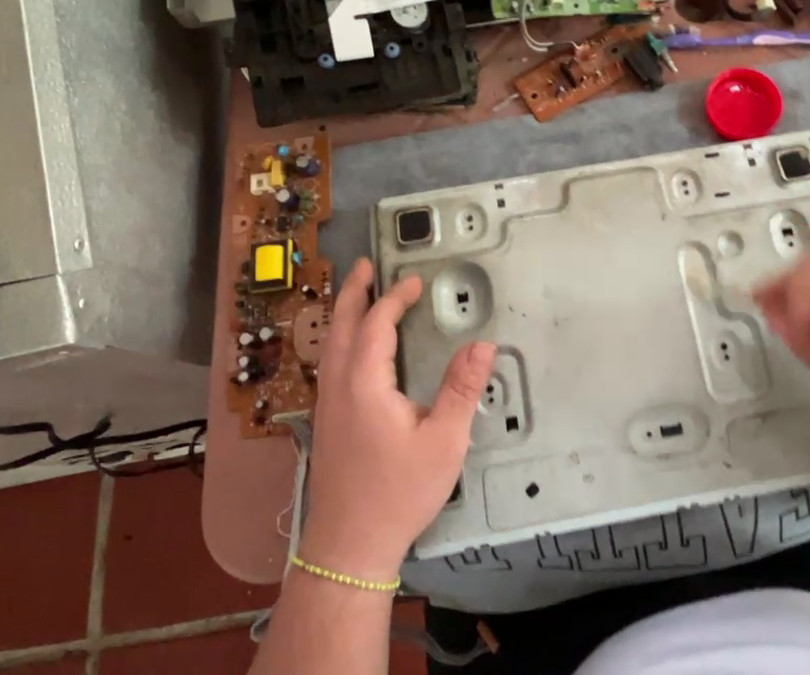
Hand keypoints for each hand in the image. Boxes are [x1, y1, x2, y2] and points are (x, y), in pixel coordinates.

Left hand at [298, 259, 495, 580]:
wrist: (349, 545)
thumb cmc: (398, 492)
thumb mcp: (444, 440)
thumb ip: (462, 388)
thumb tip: (483, 344)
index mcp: (364, 384)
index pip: (376, 325)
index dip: (394, 298)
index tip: (413, 281)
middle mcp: (338, 387)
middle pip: (340, 326)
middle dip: (352, 292)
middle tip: (364, 265)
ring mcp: (326, 406)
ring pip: (329, 345)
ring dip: (342, 313)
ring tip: (356, 294)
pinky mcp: (326, 423)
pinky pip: (329, 363)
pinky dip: (340, 338)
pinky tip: (351, 348)